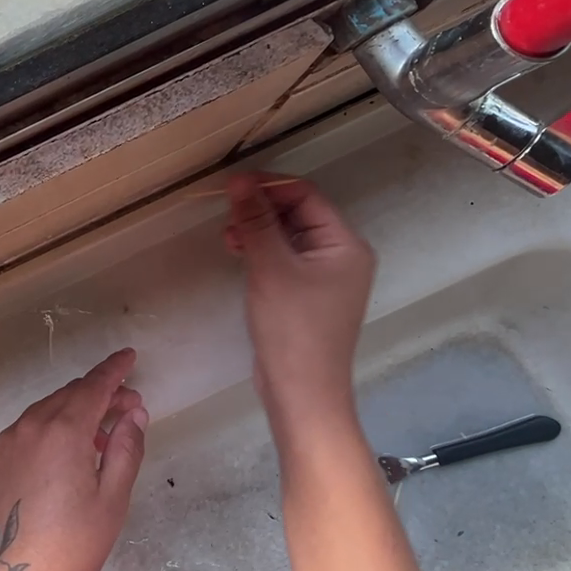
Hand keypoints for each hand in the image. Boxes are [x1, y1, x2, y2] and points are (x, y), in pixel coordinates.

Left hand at [0, 349, 146, 570]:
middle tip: (128, 410)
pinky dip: (50, 429)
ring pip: (46, 410)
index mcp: (62, 430)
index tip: (129, 357)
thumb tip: (133, 413)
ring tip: (100, 437)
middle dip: (100, 395)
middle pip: (69, 395)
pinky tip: (65, 455)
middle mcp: (29, 425)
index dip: (114, 370)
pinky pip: (27, 429)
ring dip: (75, 412)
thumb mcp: (113, 497)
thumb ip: (126, 447)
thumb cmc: (74, 543)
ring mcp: (6, 441)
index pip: (93, 386)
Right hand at [223, 174, 374, 424]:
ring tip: (229, 239)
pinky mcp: (307, 293)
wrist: (301, 391)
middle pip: (296, 213)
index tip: (229, 187)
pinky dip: (260, 249)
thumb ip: (255, 220)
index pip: (305, 196)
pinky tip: (239, 254)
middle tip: (226, 217)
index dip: (268, 185)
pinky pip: (283, 257)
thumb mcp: (270, 266)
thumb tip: (239, 180)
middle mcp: (340, 255)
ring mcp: (325, 276)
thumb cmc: (292, 326)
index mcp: (344, 244)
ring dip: (256, 229)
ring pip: (286, 234)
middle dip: (259, 209)